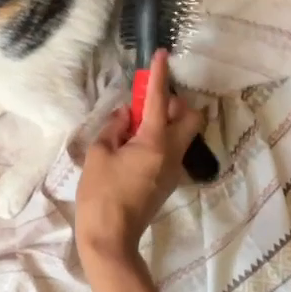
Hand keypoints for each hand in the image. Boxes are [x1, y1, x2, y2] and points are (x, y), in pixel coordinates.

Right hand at [76, 51, 205, 263]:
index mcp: (154, 142)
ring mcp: (173, 170)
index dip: (159, 74)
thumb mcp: (99, 154)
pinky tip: (132, 146)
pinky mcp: (167, 182)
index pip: (159, 100)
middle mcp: (172, 154)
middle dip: (175, 102)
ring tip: (133, 126)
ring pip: (182, 134)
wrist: (110, 238)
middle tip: (148, 102)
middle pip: (191, 117)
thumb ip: (115, 128)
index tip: (162, 54)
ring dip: (165, 121)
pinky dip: (158, 138)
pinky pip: (170, 149)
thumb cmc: (100, 194)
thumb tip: (126, 114)